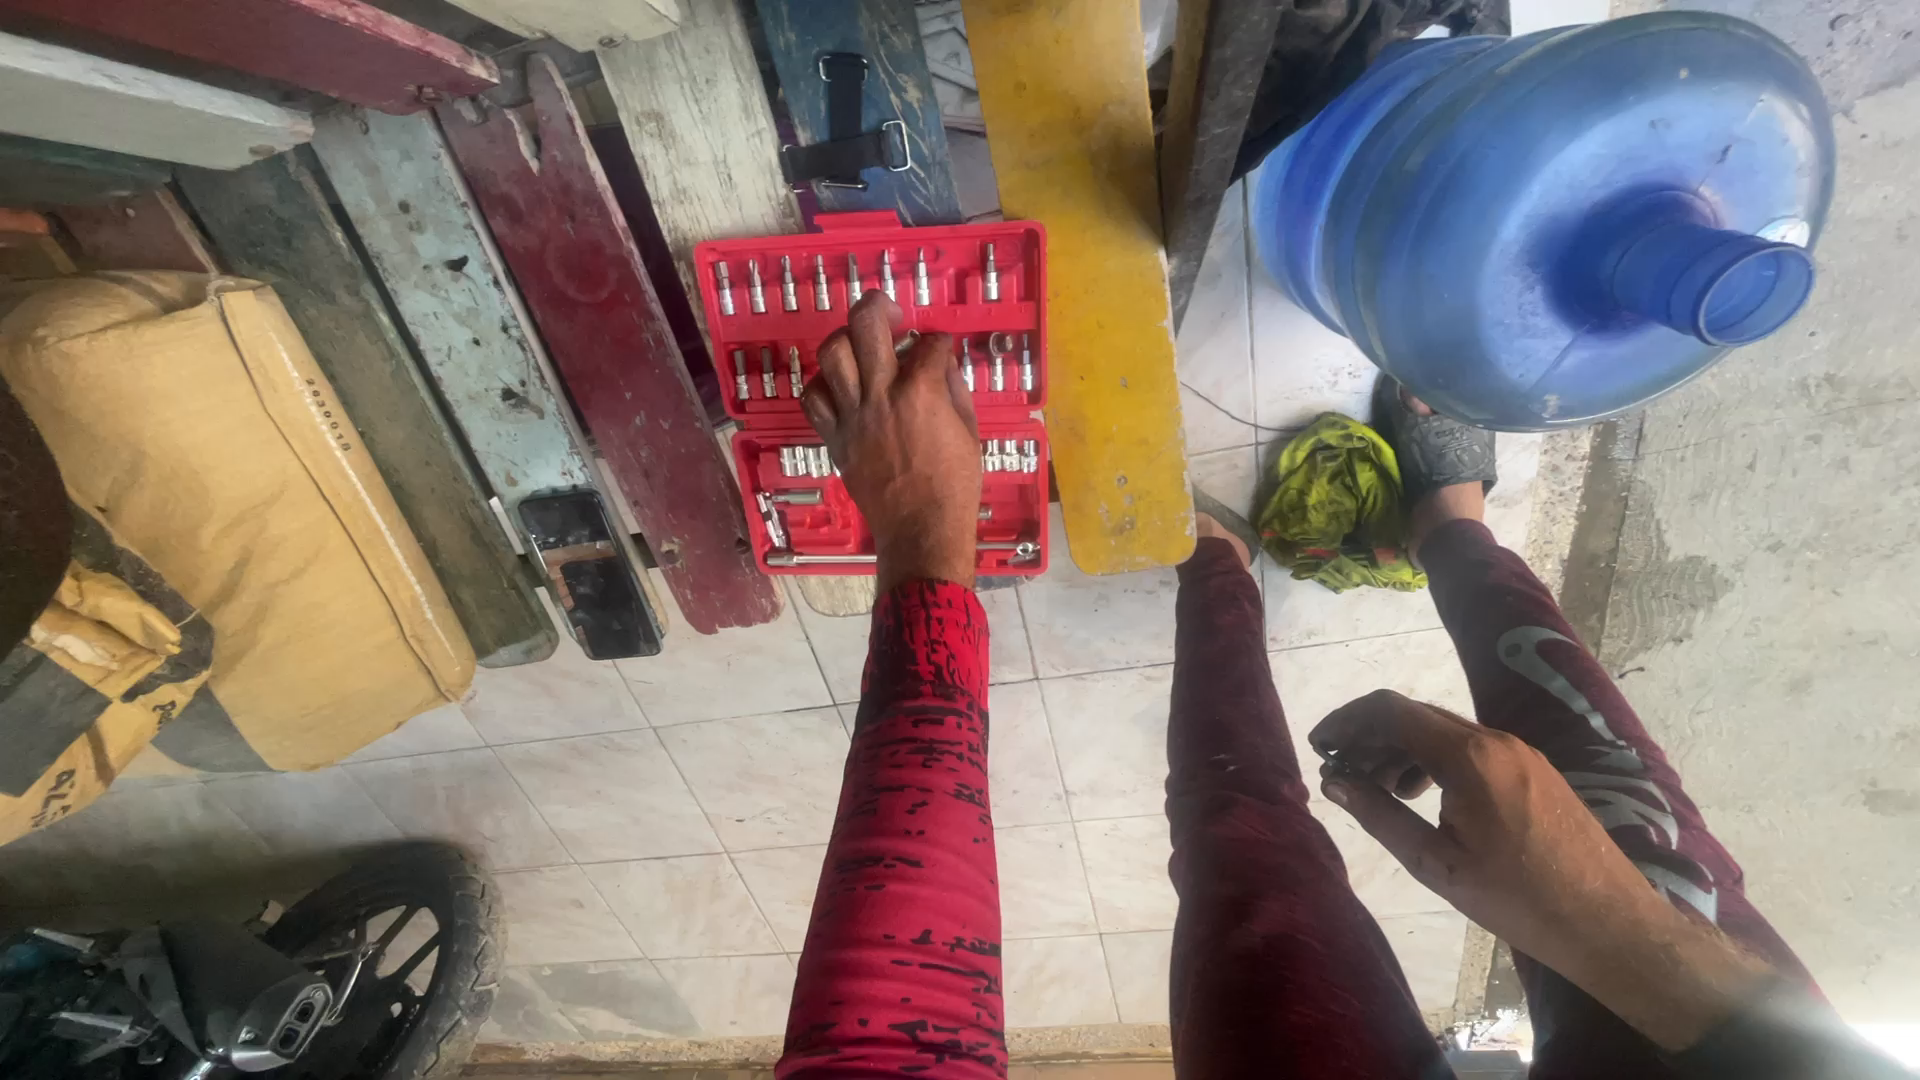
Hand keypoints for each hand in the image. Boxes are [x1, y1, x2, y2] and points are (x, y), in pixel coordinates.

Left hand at [801, 294, 979, 593]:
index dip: (939, 341)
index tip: (940, 347)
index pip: (929, 344)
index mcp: (921, 393)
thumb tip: (942, 363)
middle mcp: (881, 395)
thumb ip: (954, 389)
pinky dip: (823, 385)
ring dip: (846, 339)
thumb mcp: (969, 431)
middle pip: (866, 324)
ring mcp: (852, 416)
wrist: (922, 529)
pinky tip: (840, 387)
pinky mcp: (835, 438)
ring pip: (831, 354)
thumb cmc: (955, 485)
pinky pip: (813, 398)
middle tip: (891, 313)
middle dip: (880, 305)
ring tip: (860, 347)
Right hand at [1311, 691, 1772, 1050]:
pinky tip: (1417, 792)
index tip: (1320, 746)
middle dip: (1367, 735)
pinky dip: (1428, 758)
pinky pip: (1466, 746)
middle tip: (1339, 769)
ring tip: (1372, 786)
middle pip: (1411, 714)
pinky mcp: (1532, 769)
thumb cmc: (1520, 899)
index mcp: (1468, 756)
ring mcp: (1518, 752)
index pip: (1389, 711)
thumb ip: (1378, 814)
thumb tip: (1333, 781)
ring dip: (1396, 748)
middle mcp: (1493, 740)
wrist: (1618, 930)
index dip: (1346, 721)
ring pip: (1438, 730)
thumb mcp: (1436, 863)